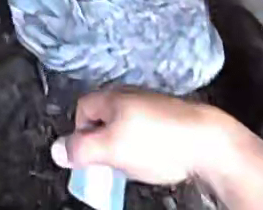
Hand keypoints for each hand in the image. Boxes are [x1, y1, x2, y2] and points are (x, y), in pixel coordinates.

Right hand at [51, 88, 240, 186]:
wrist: (206, 141)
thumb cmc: (155, 143)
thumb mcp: (112, 150)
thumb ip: (82, 150)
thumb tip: (55, 150)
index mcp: (110, 97)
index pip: (82, 109)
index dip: (80, 134)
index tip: (89, 159)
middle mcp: (127, 94)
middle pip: (103, 117)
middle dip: (102, 143)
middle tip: (110, 166)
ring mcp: (149, 103)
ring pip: (124, 124)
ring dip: (122, 146)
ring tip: (132, 167)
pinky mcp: (167, 116)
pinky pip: (144, 129)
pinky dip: (142, 145)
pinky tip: (154, 160)